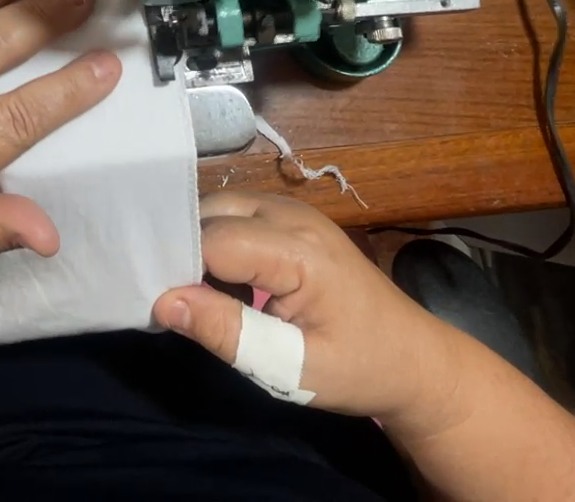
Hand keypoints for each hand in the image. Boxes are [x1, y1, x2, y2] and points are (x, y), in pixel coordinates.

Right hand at [153, 191, 467, 439]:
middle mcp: (292, 215)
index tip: (160, 302)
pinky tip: (214, 276)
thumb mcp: (291, 367)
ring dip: (196, 241)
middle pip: (211, 212)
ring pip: (217, 207)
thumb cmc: (358, 368)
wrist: (414, 359)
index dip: (179, 268)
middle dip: (182, 248)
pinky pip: (234, 213)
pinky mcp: (289, 216)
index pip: (213, 241)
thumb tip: (162, 301)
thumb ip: (226, 331)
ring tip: (187, 285)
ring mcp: (291, 210)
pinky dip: (213, 237)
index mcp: (300, 251)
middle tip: (167, 292)